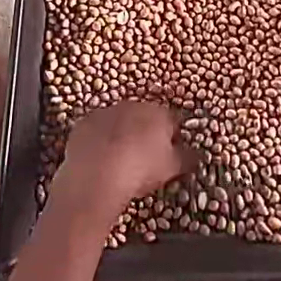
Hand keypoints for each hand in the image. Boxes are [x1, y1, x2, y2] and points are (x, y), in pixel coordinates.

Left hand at [51, 102, 193, 216]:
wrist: (96, 174)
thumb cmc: (141, 169)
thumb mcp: (172, 168)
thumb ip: (187, 158)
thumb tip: (196, 154)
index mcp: (159, 114)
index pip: (173, 121)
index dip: (173, 138)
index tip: (171, 154)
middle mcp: (133, 106)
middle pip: (145, 118)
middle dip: (146, 134)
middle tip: (145, 159)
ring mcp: (106, 112)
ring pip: (119, 122)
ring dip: (122, 136)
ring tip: (120, 162)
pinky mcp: (84, 124)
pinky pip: (96, 131)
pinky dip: (99, 141)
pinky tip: (99, 161)